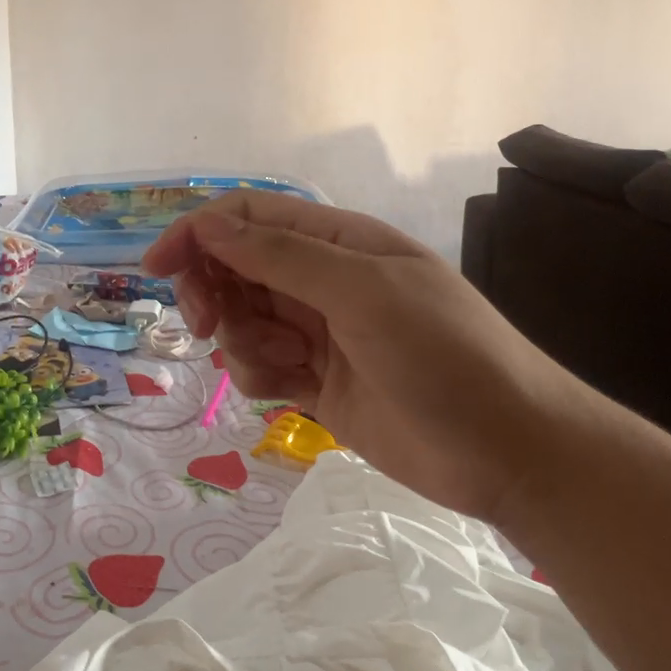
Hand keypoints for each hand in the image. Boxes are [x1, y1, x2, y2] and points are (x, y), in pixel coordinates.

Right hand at [143, 191, 591, 522]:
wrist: (512, 453)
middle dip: (212, 292)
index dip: (198, 233)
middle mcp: (323, 281)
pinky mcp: (316, 383)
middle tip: (207, 324)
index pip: (249, 217)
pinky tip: (288, 390)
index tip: (158, 268)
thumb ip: (280, 256)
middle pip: (235, 267)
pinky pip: (259, 365)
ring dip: (240, 339)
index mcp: (338, 242)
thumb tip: (208, 224)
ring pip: (242, 319)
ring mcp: (318, 333)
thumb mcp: (362, 292)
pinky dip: (257, 374)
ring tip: (278, 364)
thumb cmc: (444, 354)